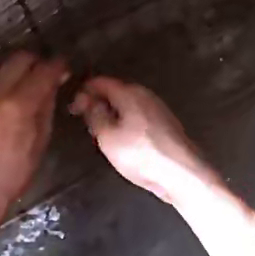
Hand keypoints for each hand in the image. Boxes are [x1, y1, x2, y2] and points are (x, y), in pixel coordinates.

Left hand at [0, 51, 69, 214]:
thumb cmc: (18, 169)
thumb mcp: (42, 138)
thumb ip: (47, 105)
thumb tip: (54, 83)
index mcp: (20, 103)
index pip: (44, 70)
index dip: (59, 65)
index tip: (66, 67)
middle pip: (21, 58)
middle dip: (38, 62)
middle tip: (49, 73)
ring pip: (5, 67)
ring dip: (21, 70)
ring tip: (32, 84)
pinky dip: (7, 81)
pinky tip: (15, 95)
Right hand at [69, 76, 216, 204]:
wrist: (182, 174)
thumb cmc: (141, 154)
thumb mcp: (108, 137)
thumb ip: (95, 115)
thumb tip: (89, 101)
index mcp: (130, 93)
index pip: (100, 82)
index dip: (83, 92)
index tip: (73, 109)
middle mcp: (146, 95)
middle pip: (115, 92)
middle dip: (98, 103)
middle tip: (85, 122)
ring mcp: (158, 109)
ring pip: (127, 105)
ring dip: (111, 114)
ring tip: (100, 134)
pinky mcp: (165, 125)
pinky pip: (138, 116)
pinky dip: (125, 122)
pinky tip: (122, 141)